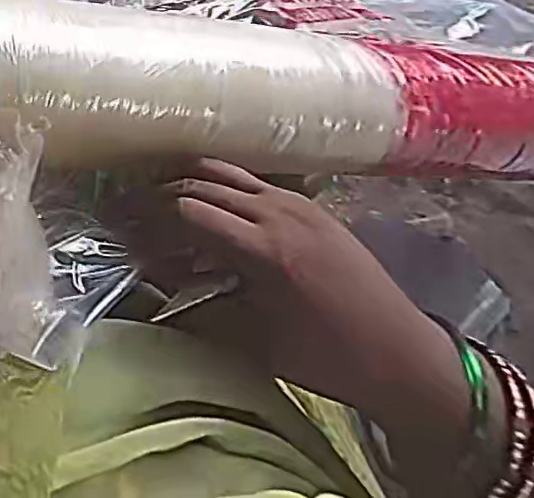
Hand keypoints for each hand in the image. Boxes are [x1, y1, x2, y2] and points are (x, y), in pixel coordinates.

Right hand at [119, 159, 459, 422]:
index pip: (186, 210)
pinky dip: (217, 184)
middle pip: (198, 184)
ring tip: (158, 197)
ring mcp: (295, 202)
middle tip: (129, 209)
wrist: (411, 361)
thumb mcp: (259, 342)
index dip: (149, 217)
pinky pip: (249, 180)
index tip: (123, 226)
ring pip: (222, 171)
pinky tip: (206, 203)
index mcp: (266, 249)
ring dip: (185, 180)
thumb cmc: (332, 360)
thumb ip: (200, 309)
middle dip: (157, 195)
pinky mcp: (308, 203)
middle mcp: (277, 213)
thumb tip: (152, 288)